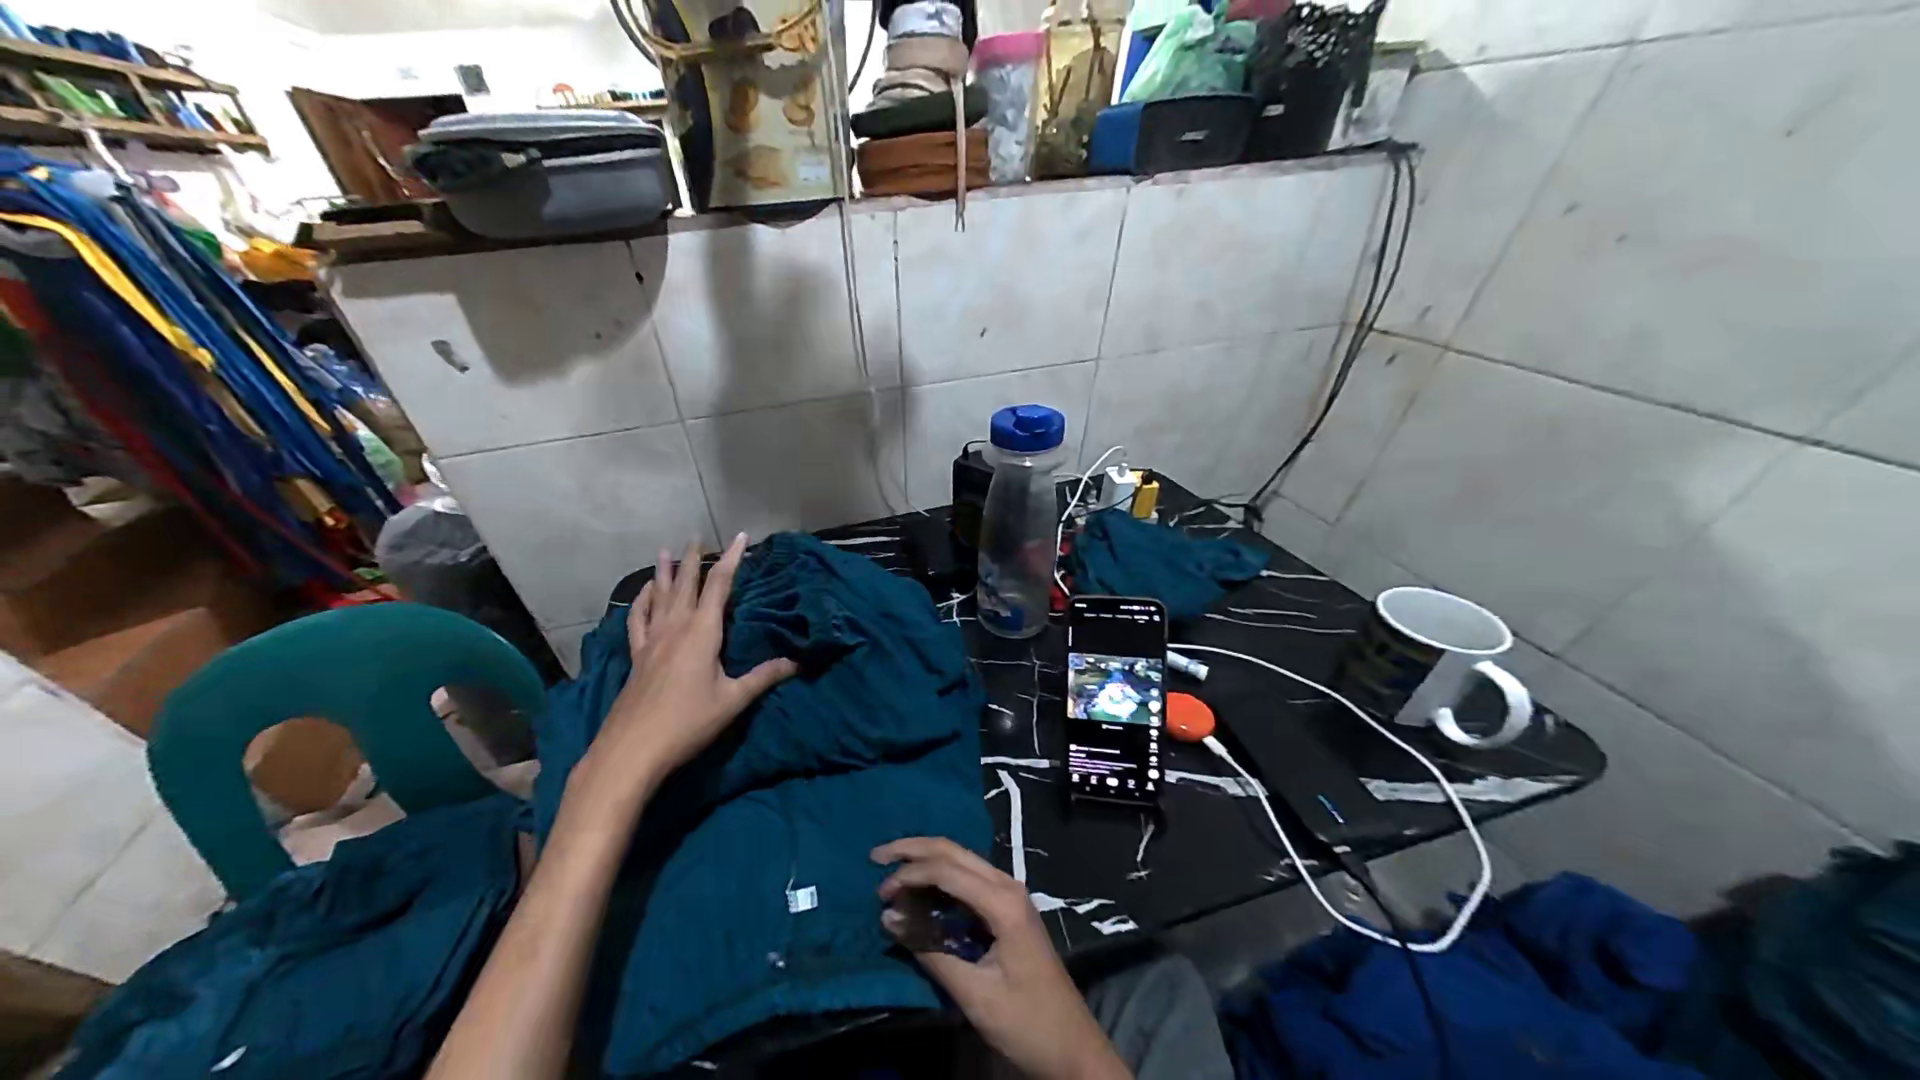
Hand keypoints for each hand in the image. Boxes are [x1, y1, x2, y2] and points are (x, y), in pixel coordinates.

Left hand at [573, 534, 797, 805]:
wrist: (633, 749)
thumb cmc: (688, 722)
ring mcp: (652, 641)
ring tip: (665, 550)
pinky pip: (638, 619)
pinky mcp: (637, 656)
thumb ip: (764, 677)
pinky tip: (643, 593)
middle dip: (694, 559)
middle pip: (686, 585)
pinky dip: (641, 602)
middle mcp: (675, 628)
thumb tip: (798, 662)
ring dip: (664, 572)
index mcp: (702, 632)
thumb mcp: (733, 700)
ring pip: (659, 597)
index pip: (719, 586)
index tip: (740, 537)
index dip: (731, 559)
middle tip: (697, 535)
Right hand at [872, 838, 1131, 1079]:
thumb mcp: (974, 993)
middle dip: (913, 849)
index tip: (879, 895)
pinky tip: (920, 889)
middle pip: (953, 851)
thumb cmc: (1026, 1022)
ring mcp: (1010, 894)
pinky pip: (968, 878)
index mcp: (1003, 901)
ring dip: (925, 860)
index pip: (946, 869)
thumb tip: (889, 918)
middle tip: (875, 856)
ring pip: (961, 860)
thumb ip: (930, 951)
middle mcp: (1007, 885)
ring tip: (891, 869)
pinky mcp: (1008, 908)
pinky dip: (940, 877)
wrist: (1073, 1047)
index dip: (908, 875)